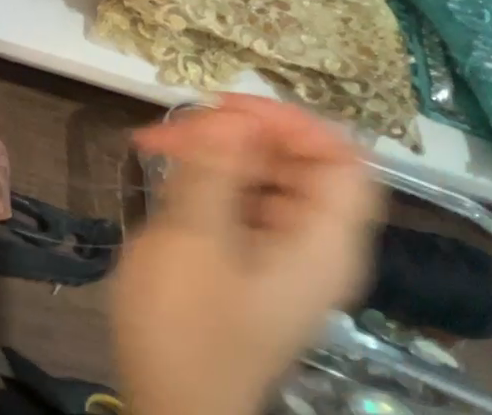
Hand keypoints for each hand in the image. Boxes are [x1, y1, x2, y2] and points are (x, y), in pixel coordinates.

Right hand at [113, 95, 384, 414]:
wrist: (174, 397)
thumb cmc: (186, 321)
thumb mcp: (193, 239)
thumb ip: (214, 172)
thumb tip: (232, 117)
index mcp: (321, 242)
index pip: (340, 159)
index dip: (289, 121)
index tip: (220, 105)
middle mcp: (313, 247)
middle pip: (298, 166)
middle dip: (235, 135)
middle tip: (167, 129)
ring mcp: (280, 259)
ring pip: (263, 182)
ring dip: (213, 154)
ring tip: (152, 148)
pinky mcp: (247, 267)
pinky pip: (241, 206)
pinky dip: (206, 181)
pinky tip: (162, 179)